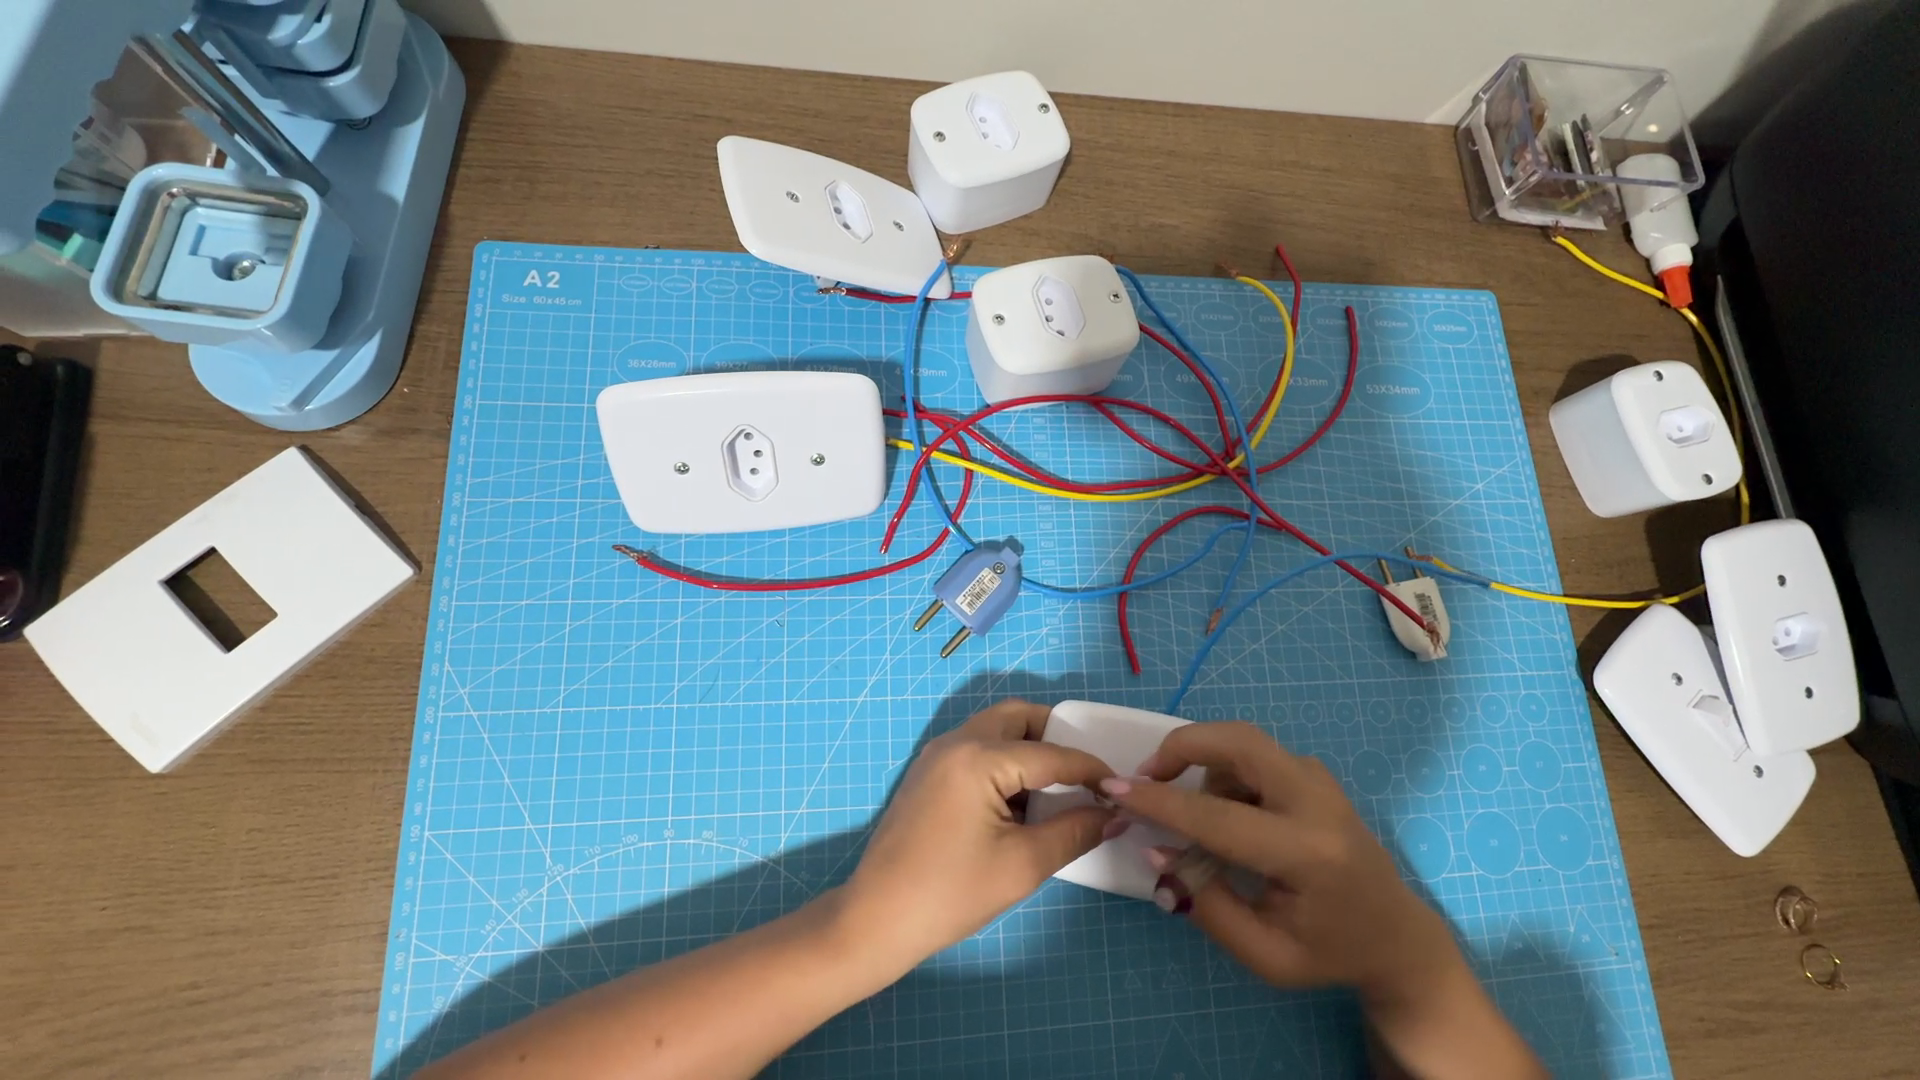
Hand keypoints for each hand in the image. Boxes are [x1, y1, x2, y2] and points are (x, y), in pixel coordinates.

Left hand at [846, 700, 1117, 964]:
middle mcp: (955, 742)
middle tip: (1084, 774)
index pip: (1050, 753)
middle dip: (1056, 737)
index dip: (1090, 770)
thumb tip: (1114, 814)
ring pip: (994, 730)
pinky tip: (1021, 803)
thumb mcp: (1024, 864)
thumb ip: (1075, 831)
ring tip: (1058, 790)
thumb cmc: (952, 892)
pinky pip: (976, 750)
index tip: (1120, 788)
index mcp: (978, 757)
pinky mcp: (928, 774)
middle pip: (1017, 718)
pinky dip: (1004, 763)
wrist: (877, 919)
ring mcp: (936, 756)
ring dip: (1028, 749)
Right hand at [1101, 722, 1460, 1005]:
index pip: (1217, 815)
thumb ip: (1207, 904)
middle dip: (1182, 745)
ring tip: (1194, 817)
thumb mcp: (1264, 954)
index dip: (1159, 802)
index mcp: (1307, 852)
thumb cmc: (1329, 951)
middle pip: (1238, 741)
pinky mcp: (1315, 774)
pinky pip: (1254, 754)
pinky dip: (1224, 769)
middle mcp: (1316, 801)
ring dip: (1203, 764)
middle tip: (1147, 775)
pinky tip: (1226, 813)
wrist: (1397, 936)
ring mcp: (1320, 780)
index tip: (1114, 790)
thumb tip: (1156, 850)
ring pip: (1243, 743)